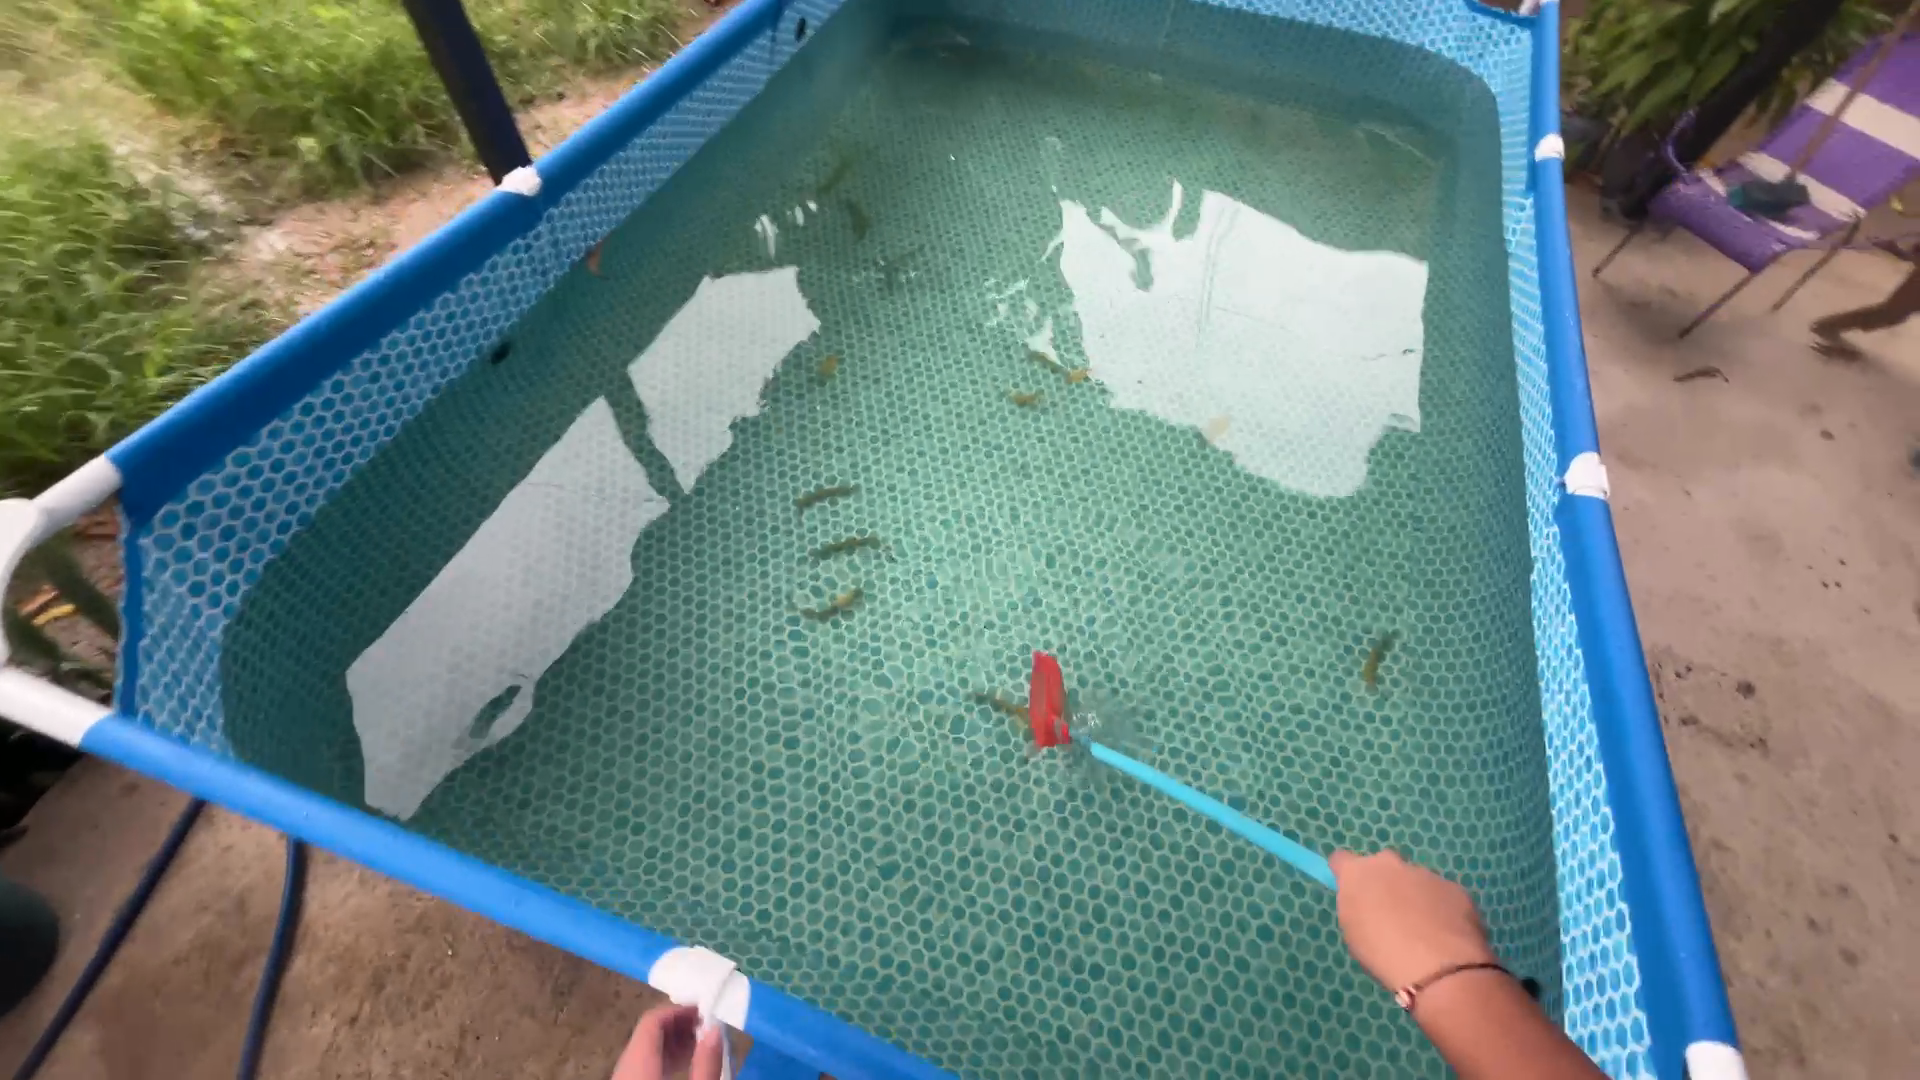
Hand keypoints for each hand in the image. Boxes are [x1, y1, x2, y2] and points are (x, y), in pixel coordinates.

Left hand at [611, 1004, 723, 1079]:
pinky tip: (682, 1063)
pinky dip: (661, 1057)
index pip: (651, 1020)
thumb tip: (716, 1028)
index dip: (679, 1009)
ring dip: (672, 1040)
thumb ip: (706, 1062)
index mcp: (637, 1065)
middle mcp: (623, 1069)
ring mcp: (622, 1079)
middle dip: (679, 1024)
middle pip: (647, 1032)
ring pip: (643, 1049)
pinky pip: (640, 1064)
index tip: (705, 1010)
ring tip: (700, 1043)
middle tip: (707, 1025)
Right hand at [1329, 849, 1497, 991]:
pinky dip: (1443, 909)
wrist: (1440, 968)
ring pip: (1415, 880)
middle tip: (1391, 912)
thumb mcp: (1353, 931)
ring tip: (1425, 930)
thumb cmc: (1382, 952)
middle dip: (1385, 882)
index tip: (1352, 892)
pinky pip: (1443, 894)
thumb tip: (1367, 903)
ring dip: (1416, 896)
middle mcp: (1389, 863)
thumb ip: (1356, 906)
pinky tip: (1447, 934)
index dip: (1346, 874)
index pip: (1341, 859)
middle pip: (1382, 865)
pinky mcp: (1455, 888)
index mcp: (1357, 872)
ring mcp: (1424, 873)